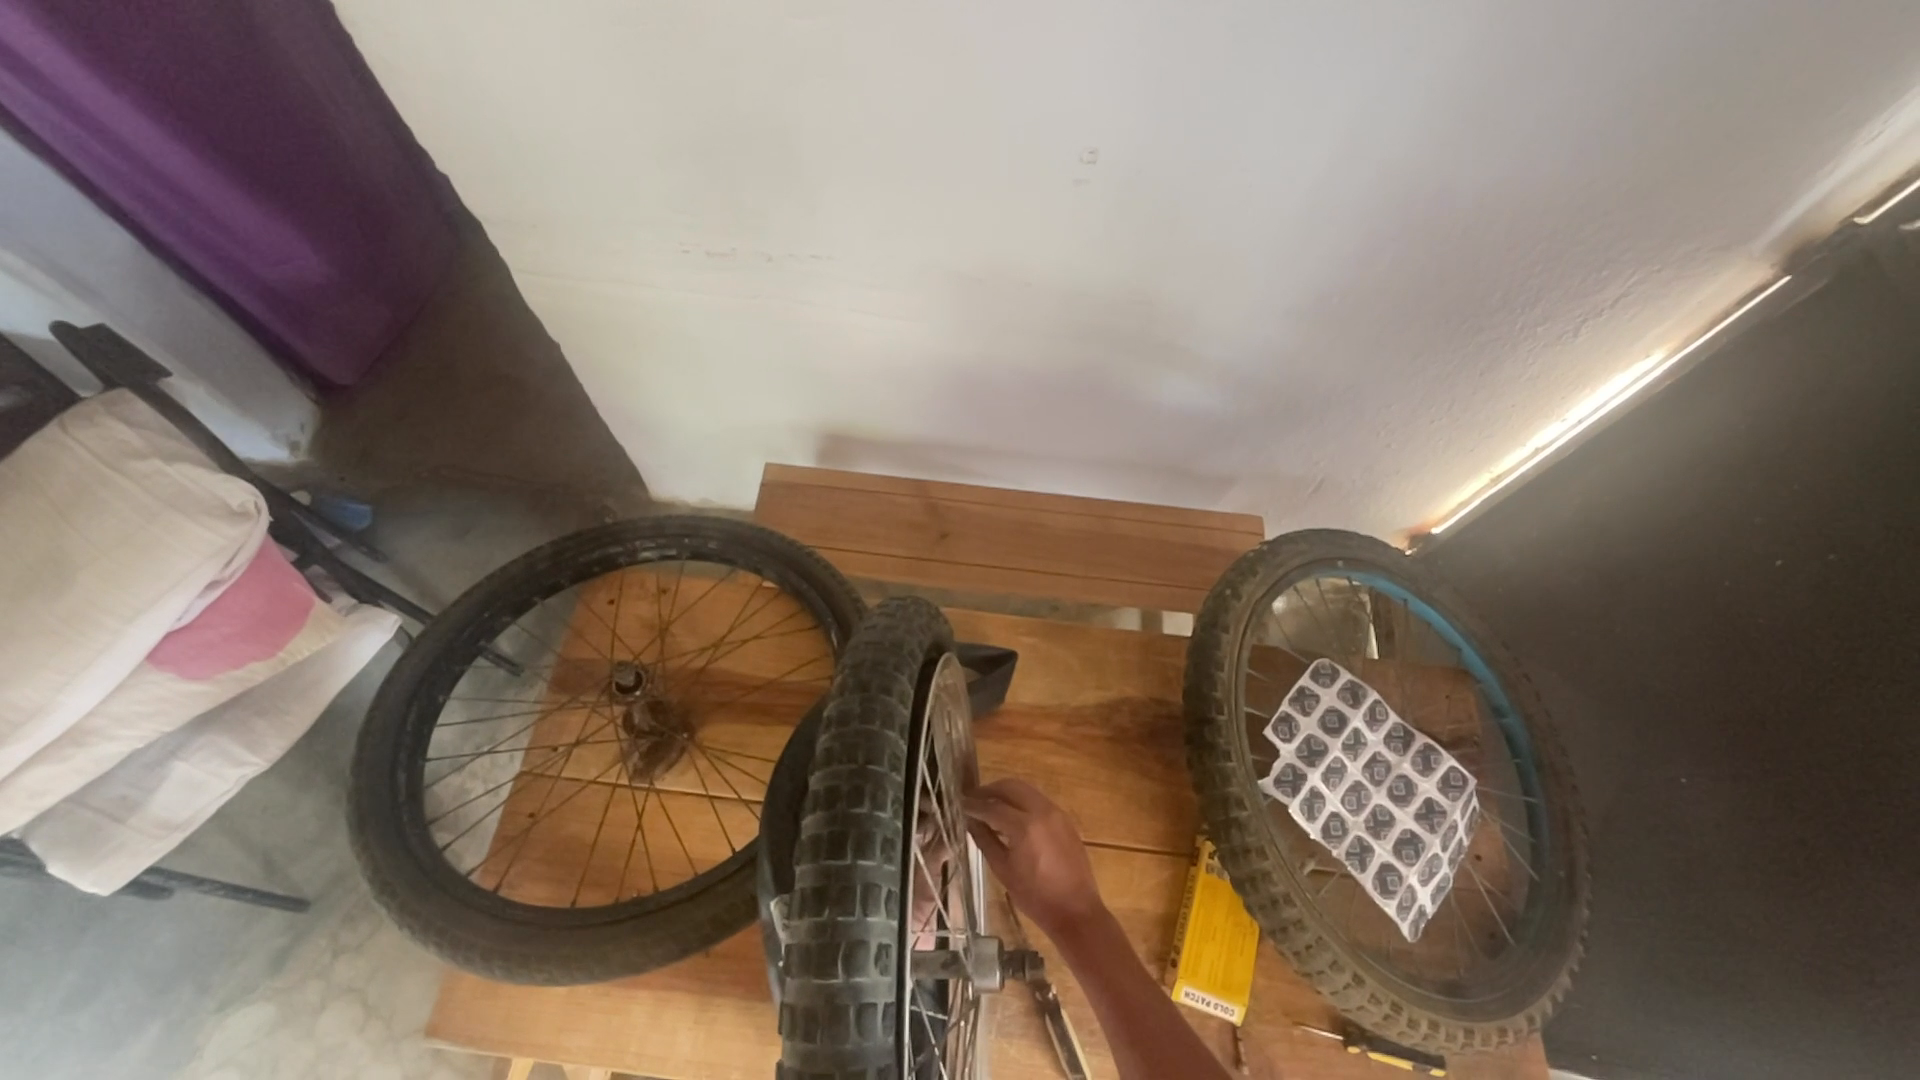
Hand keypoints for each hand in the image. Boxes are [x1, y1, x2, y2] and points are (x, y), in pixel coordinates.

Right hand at [964, 778, 1102, 934]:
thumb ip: (985, 839)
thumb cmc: (1035, 896)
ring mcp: (1057, 813)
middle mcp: (1042, 811)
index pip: (993, 807)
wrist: (1076, 910)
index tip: (960, 804)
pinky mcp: (1065, 819)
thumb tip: (971, 821)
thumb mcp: (1003, 869)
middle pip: (1011, 787)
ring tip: (990, 806)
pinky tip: (1012, 816)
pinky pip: (1039, 801)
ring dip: (1007, 793)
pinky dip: (1022, 802)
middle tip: (974, 799)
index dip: (974, 805)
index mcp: (1024, 826)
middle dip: (990, 790)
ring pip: (1026, 790)